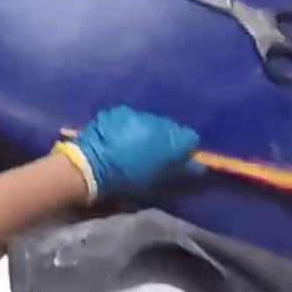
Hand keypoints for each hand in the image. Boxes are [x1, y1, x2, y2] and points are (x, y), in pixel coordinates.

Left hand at [61, 106, 200, 199]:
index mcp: (171, 138)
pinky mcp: (117, 111)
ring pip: (150, 121)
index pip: (190, 138)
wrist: (92, 165)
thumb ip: (183, 170)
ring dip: (146, 131)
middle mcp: (156, 120)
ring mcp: (135, 113)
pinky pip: (129, 118)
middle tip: (154, 153)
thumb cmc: (129, 179)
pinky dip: (128, 126)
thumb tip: (199, 166)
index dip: (185, 149)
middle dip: (164, 138)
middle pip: (169, 127)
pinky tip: (119, 137)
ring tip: (134, 145)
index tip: (177, 159)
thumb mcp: (161, 181)